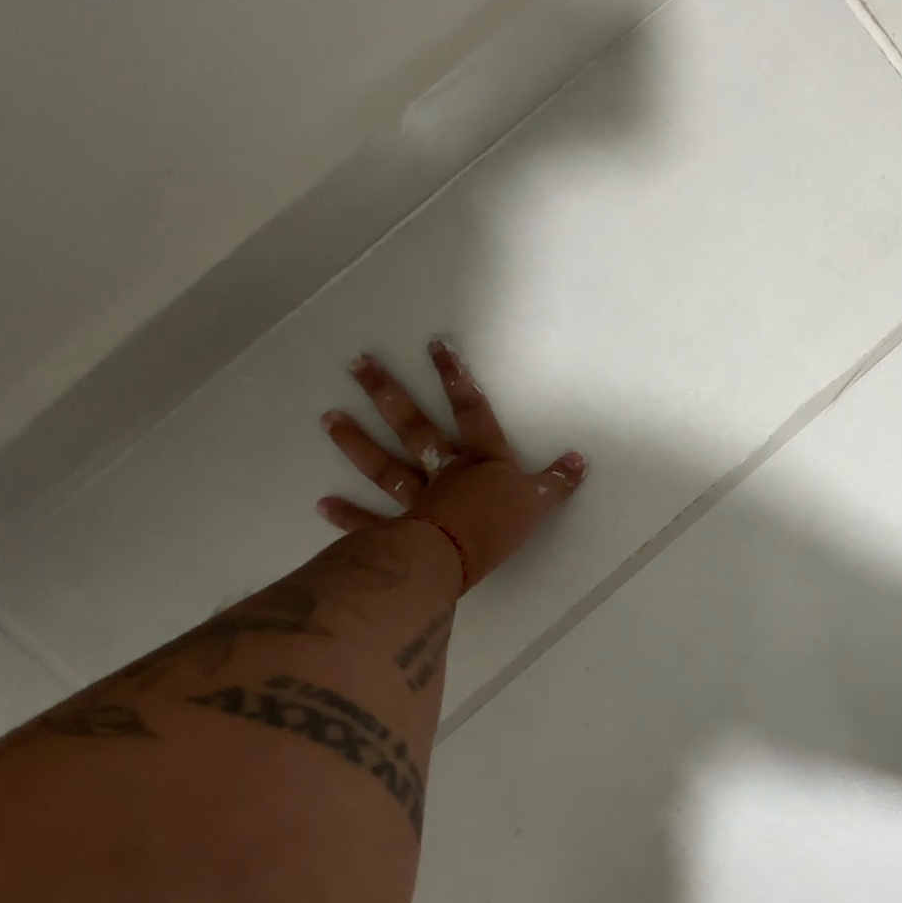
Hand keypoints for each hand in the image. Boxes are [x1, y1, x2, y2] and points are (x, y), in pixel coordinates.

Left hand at [317, 339, 585, 590]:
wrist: (459, 555)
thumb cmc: (499, 525)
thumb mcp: (537, 502)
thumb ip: (554, 482)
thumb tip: (579, 459)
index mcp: (482, 462)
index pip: (472, 412)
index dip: (457, 380)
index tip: (436, 347)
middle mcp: (444, 472)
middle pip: (414, 428)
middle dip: (387, 395)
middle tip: (356, 363)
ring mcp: (416, 500)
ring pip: (384, 467)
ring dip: (356, 442)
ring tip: (328, 418)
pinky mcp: (399, 532)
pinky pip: (370, 521)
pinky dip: (349, 515)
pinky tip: (323, 504)